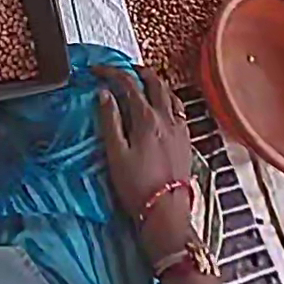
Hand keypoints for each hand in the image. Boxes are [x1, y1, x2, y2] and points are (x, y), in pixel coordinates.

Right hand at [94, 64, 194, 254]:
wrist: (166, 213)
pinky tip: (162, 107)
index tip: (97, 70)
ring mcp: (180, 128)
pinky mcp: (186, 140)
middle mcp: (166, 118)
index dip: (111, 72)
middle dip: (137, 71)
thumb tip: (104, 94)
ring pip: (170, 94)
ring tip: (143, 83)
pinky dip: (168, 99)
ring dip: (155, 83)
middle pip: (154, 82)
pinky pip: (179, 109)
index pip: (128, 84)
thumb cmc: (135, 185)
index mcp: (146, 118)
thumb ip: (110, 120)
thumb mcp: (115, 153)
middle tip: (122, 70)